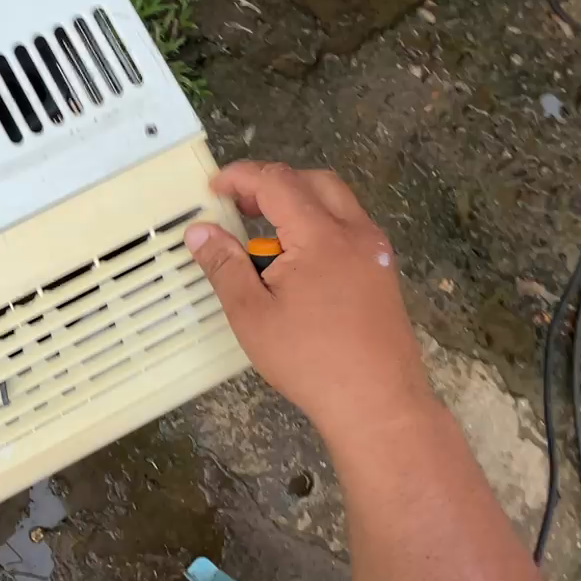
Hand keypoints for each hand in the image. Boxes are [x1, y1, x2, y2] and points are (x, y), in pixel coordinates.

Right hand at [187, 162, 436, 444]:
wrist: (378, 402)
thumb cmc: (308, 359)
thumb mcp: (251, 313)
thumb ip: (224, 265)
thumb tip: (199, 231)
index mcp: (321, 235)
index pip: (277, 182)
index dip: (241, 177)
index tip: (212, 189)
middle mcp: (355, 233)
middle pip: (313, 181)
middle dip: (271, 184)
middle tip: (238, 206)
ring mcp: (374, 252)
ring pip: (335, 202)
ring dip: (297, 203)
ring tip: (263, 234)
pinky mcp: (381, 272)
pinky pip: (347, 227)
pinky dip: (316, 224)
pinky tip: (295, 261)